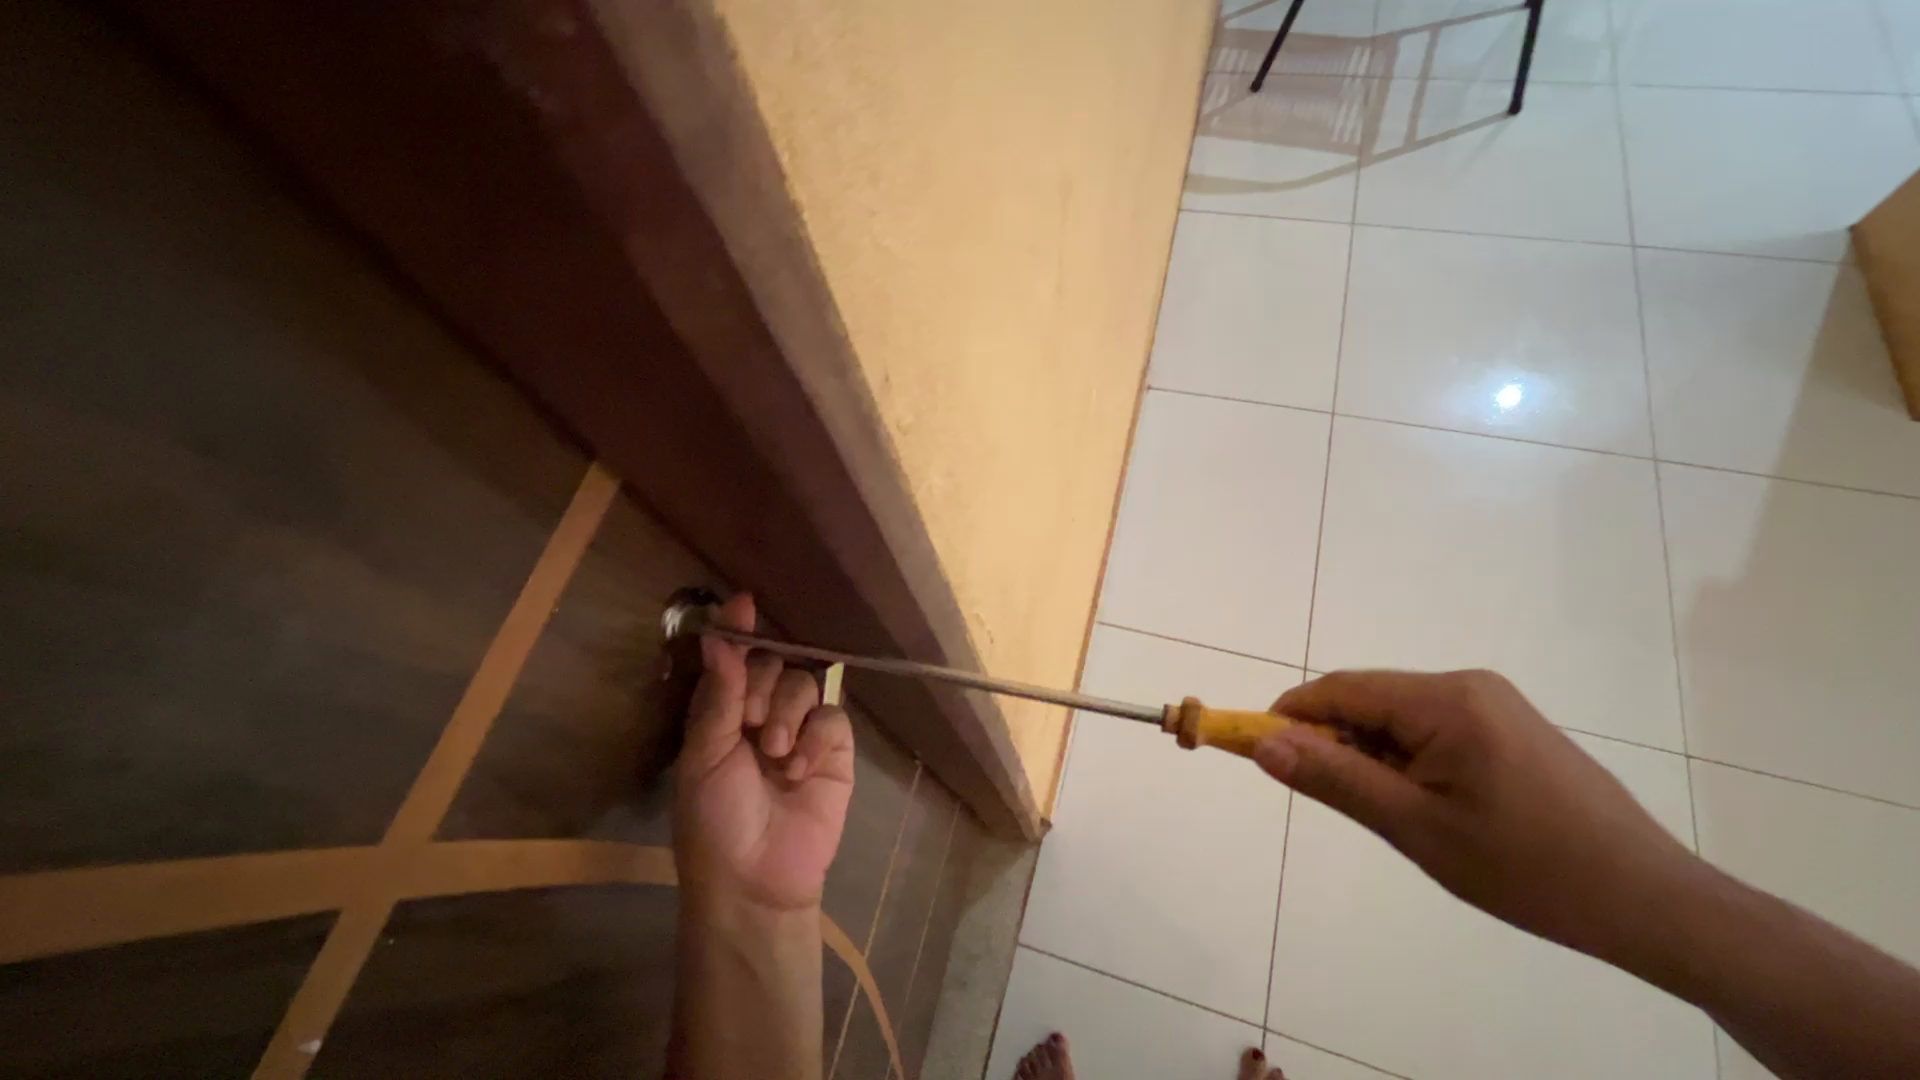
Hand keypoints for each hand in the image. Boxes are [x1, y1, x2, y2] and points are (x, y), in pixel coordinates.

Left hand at [673, 594, 854, 913]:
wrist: (756, 878)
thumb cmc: (715, 819)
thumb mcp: (705, 755)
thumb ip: (718, 694)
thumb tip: (715, 636)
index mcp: (722, 713)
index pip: (733, 659)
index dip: (737, 630)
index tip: (743, 602)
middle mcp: (761, 714)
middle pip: (773, 663)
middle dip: (760, 685)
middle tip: (750, 724)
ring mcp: (800, 730)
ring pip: (804, 684)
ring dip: (786, 713)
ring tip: (774, 754)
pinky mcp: (833, 751)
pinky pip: (831, 718)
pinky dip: (814, 737)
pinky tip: (799, 768)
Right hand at [1255, 669, 1693, 956]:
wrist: (1651, 904)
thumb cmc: (1526, 867)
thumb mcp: (1415, 827)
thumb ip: (1335, 780)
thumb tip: (1263, 745)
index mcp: (1445, 700)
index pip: (1339, 690)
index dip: (1289, 717)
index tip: (1257, 753)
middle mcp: (1466, 686)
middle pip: (1367, 700)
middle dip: (1331, 741)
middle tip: (1328, 798)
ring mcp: (1492, 705)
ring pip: (1396, 718)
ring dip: (1369, 755)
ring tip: (1388, 815)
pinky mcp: (1507, 728)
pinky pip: (1429, 730)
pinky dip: (1404, 760)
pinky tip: (1423, 806)